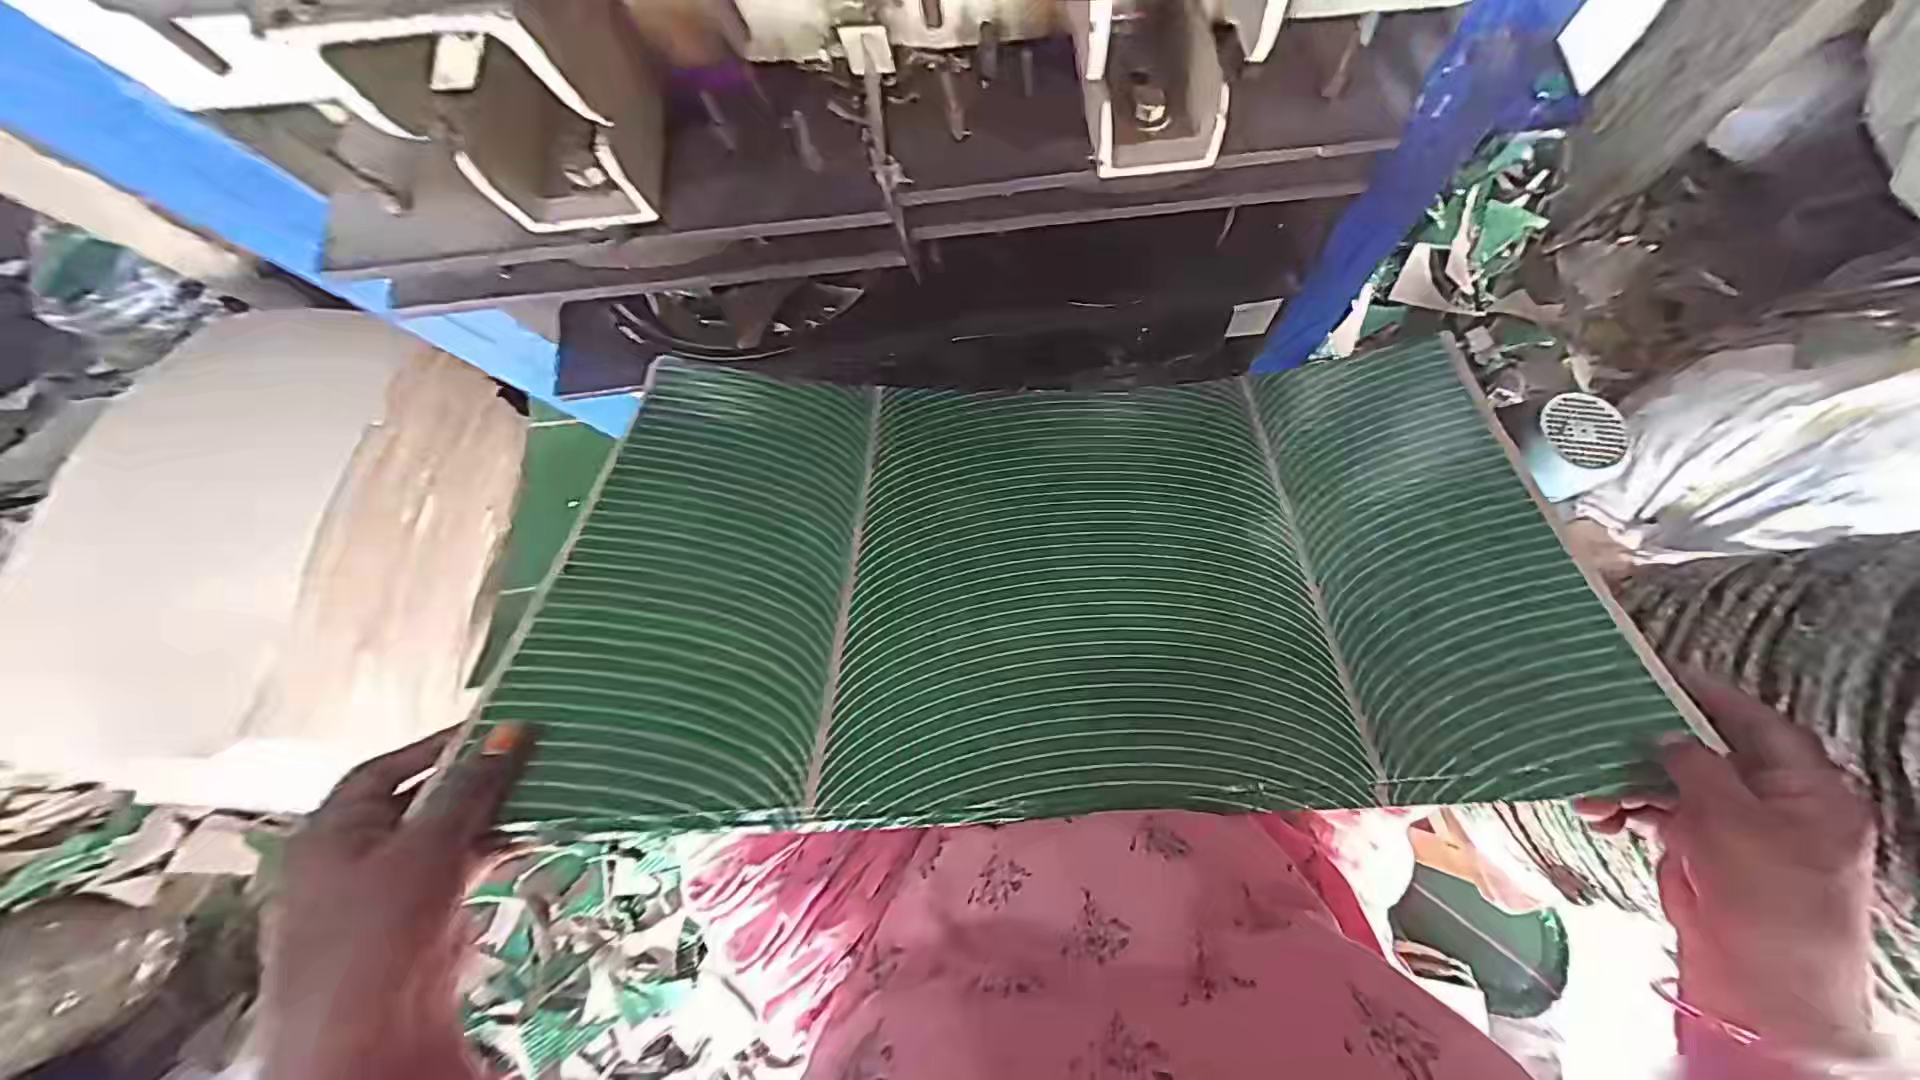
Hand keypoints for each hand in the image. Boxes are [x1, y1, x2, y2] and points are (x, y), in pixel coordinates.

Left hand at [261, 722, 533, 1079]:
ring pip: (451, 832)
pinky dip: (497, 846)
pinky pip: (466, 863)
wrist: (369, 1036)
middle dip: (476, 779)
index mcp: (331, 833)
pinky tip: (532, 833)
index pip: (383, 770)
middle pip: (423, 799)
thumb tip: (510, 735)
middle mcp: (356, 856)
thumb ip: (472, 787)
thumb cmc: (376, 933)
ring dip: (494, 812)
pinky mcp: (425, 913)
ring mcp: (392, 887)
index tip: (491, 728)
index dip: (437, 746)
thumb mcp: (428, 845)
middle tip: (526, 756)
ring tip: (541, 790)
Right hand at [1583, 674, 1875, 1061]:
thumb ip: (1700, 768)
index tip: (1656, 671)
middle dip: (1641, 744)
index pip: (1756, 725)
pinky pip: (1644, 806)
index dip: (1708, 696)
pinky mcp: (1690, 839)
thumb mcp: (1738, 823)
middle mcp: (1766, 799)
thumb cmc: (1770, 898)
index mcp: (1805, 790)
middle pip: (1697, 748)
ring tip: (1589, 796)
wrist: (1758, 973)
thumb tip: (1664, 733)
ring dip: (1618, 781)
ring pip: (1660, 777)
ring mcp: (1726, 820)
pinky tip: (1599, 817)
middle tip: (1596, 726)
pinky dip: (1617, 807)